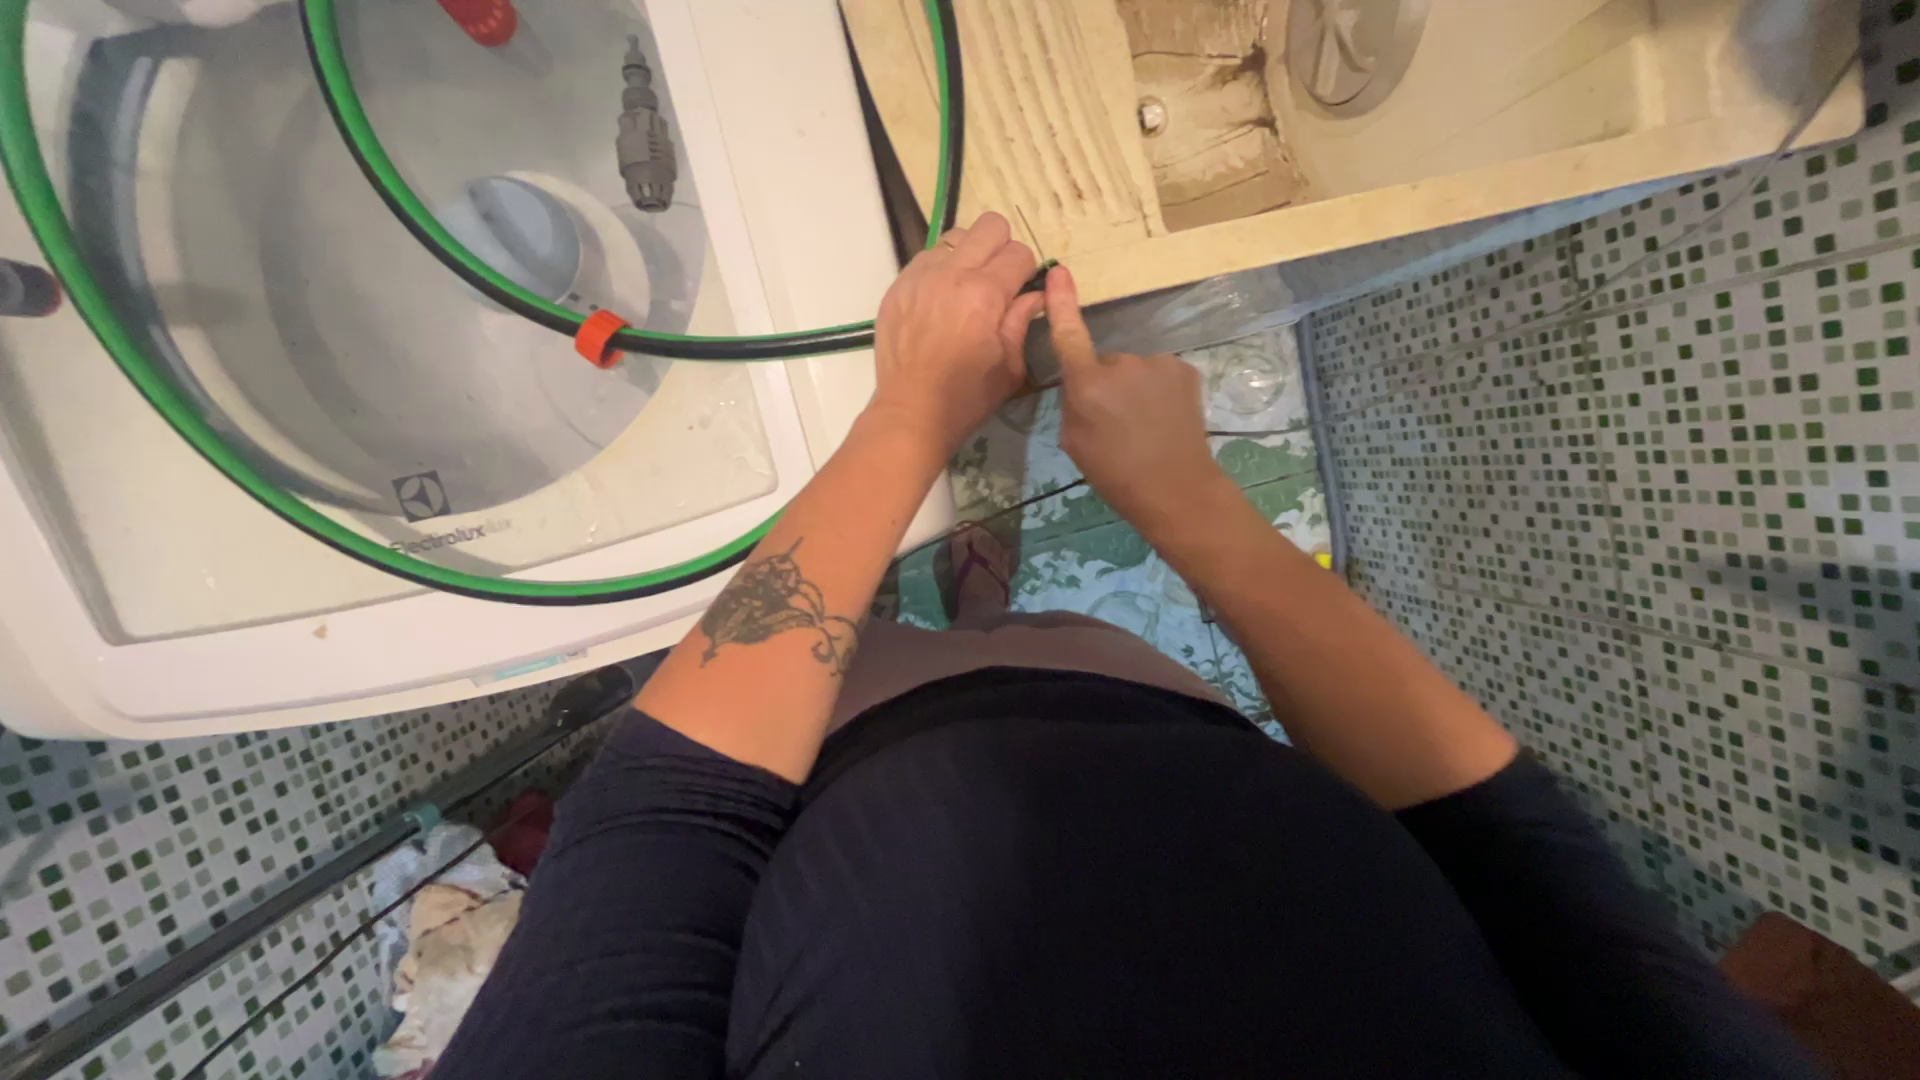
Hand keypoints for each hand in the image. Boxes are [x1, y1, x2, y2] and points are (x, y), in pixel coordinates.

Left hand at [869, 212, 1045, 454]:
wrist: (911, 412)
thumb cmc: (966, 397)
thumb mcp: (1010, 367)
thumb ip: (1023, 321)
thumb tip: (1035, 295)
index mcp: (985, 294)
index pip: (1020, 253)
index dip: (1027, 272)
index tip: (1020, 293)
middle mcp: (952, 274)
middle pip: (990, 226)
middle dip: (1002, 248)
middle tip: (997, 280)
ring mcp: (920, 276)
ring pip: (956, 236)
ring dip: (969, 255)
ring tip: (966, 288)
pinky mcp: (898, 286)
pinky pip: (926, 257)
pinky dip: (940, 269)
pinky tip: (940, 300)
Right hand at [1045, 265, 1232, 533]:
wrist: (1176, 488)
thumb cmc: (1115, 473)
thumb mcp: (1074, 442)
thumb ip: (1072, 404)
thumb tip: (1080, 383)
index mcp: (1088, 385)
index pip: (1068, 335)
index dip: (1061, 303)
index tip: (1058, 271)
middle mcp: (1122, 363)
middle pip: (1103, 363)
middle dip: (1104, 384)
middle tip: (1114, 423)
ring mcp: (1157, 363)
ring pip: (1133, 370)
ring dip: (1133, 388)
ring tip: (1143, 426)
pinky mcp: (1184, 369)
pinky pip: (1158, 374)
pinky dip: (1157, 390)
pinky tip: (1163, 418)